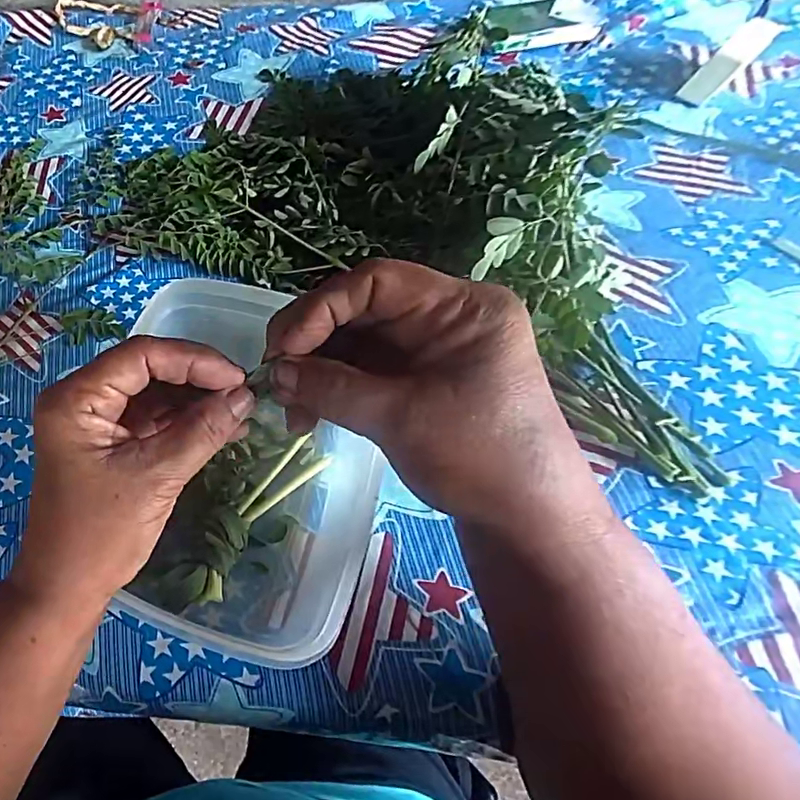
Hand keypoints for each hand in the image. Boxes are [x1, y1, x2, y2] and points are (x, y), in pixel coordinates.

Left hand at [11, 336, 253, 611]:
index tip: (237, 378)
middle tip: (242, 394)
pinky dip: (180, 423)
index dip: (192, 359)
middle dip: (195, 379)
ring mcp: (90, 423)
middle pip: (144, 370)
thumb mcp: (155, 478)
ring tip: (239, 412)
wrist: (64, 588)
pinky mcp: (104, 444)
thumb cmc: (99, 536)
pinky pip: (146, 420)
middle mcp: (77, 400)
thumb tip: (245, 396)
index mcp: (74, 399)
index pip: (139, 356)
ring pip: (149, 394)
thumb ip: (200, 431)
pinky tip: (218, 428)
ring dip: (192, 401)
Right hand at [264, 259, 598, 527]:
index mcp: (461, 308)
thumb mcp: (399, 418)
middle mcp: (441, 318)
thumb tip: (276, 372)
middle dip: (309, 341)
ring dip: (311, 369)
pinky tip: (305, 414)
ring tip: (289, 406)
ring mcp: (423, 348)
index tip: (285, 349)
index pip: (375, 282)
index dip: (321, 308)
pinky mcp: (409, 377)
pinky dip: (325, 387)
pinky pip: (355, 368)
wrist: (523, 517)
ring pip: (349, 340)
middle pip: (356, 308)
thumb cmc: (479, 458)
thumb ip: (332, 388)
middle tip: (276, 376)